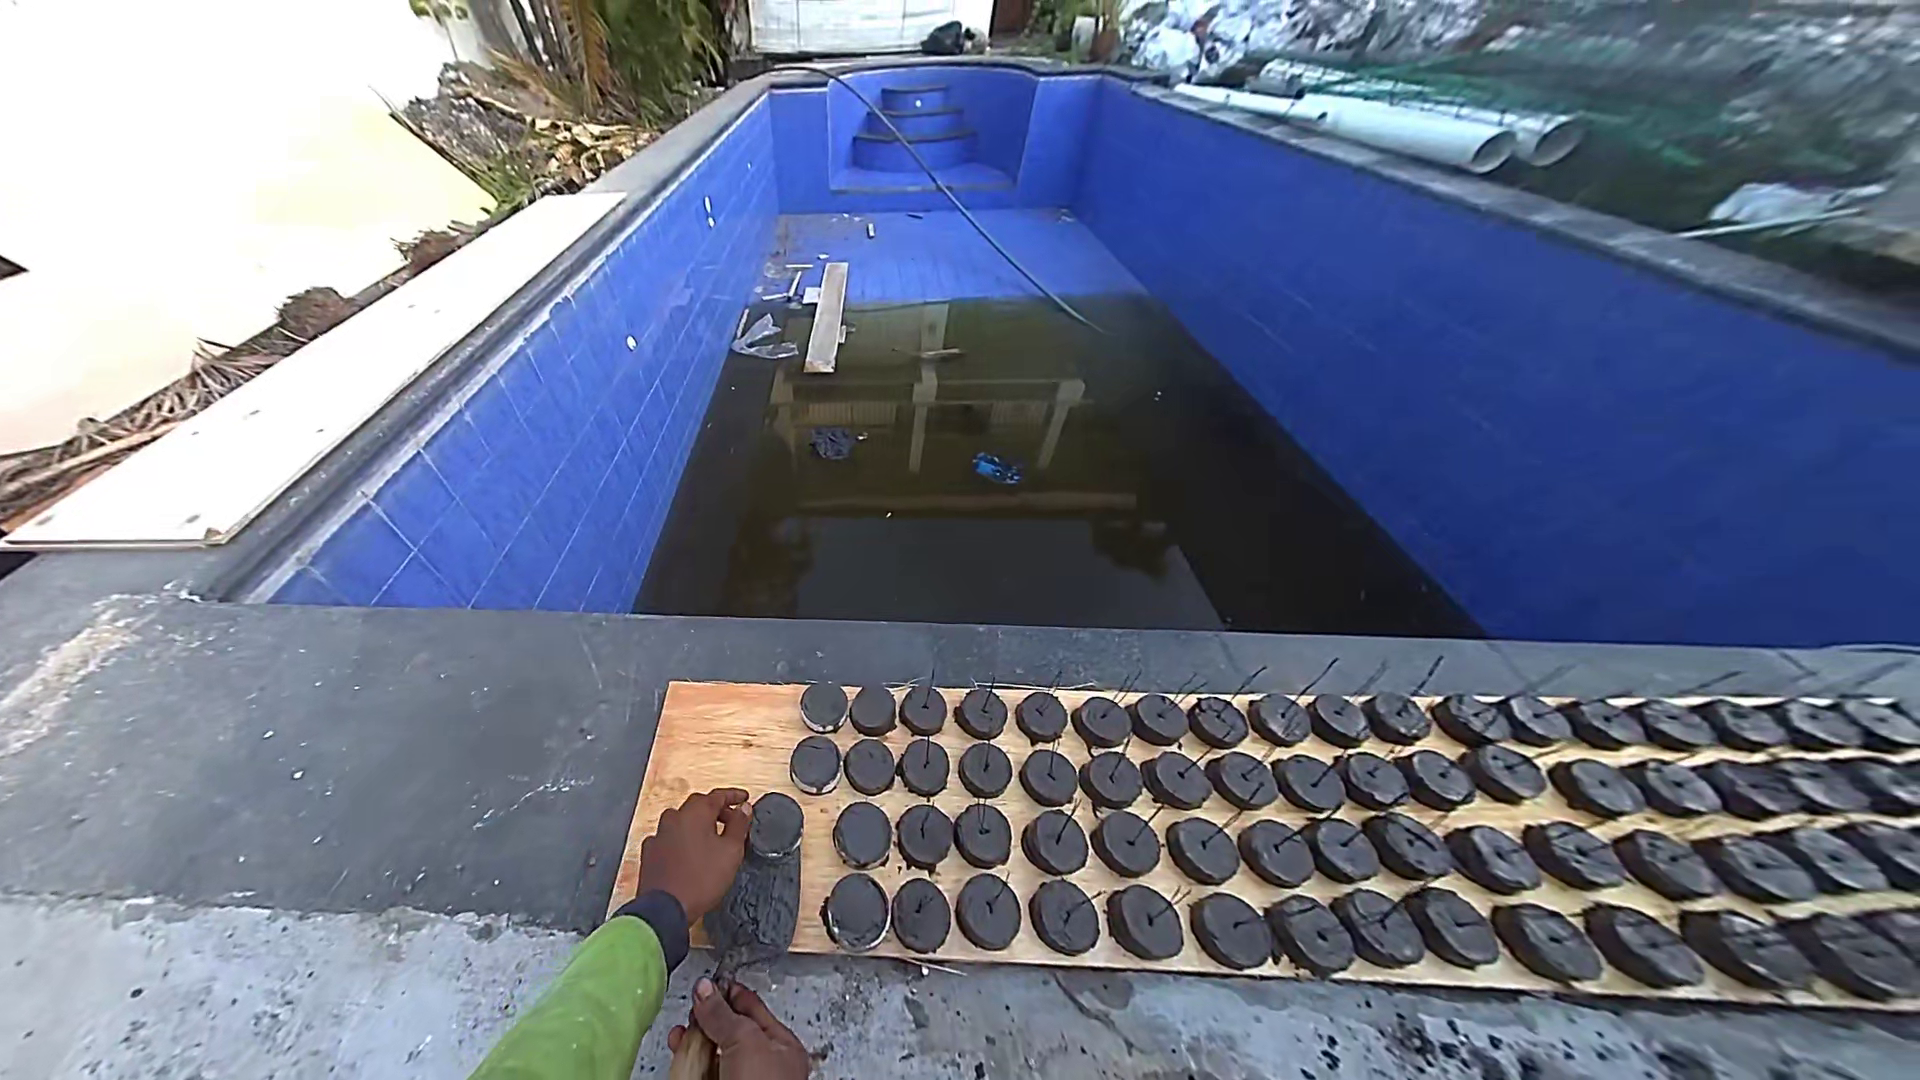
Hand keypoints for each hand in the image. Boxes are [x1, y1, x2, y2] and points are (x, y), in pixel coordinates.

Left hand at [638, 789, 750, 923]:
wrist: (664, 912)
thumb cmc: (701, 879)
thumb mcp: (732, 850)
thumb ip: (739, 825)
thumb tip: (744, 808)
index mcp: (696, 813)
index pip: (718, 795)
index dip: (734, 796)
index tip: (744, 798)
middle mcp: (674, 819)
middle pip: (698, 805)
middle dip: (716, 809)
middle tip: (732, 820)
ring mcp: (659, 836)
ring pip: (681, 821)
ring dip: (697, 824)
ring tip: (711, 837)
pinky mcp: (649, 854)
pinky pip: (668, 838)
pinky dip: (681, 839)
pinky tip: (688, 852)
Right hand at [669, 978, 809, 1079]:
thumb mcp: (746, 1041)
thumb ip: (725, 1015)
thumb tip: (705, 988)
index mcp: (782, 1047)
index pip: (753, 1009)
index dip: (730, 993)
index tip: (709, 982)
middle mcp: (762, 1069)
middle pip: (731, 1035)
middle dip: (708, 1021)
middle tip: (690, 1008)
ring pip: (713, 1059)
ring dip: (694, 1044)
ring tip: (678, 1034)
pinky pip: (701, 1079)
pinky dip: (687, 1069)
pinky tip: (677, 1059)